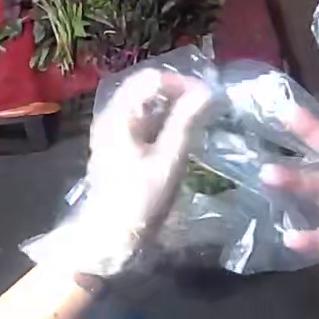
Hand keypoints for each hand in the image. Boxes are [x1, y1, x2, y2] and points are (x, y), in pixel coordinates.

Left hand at [26, 67, 213, 276]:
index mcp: (118, 115)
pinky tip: (179, 131)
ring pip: (143, 102)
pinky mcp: (116, 146)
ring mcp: (111, 131)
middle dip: (177, 89)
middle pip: (145, 86)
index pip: (152, 78)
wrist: (108, 239)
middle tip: (206, 102)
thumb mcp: (168, 161)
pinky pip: (140, 119)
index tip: (209, 97)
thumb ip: (187, 122)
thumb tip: (209, 91)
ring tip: (198, 114)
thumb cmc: (138, 201)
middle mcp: (110, 115)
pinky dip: (161, 118)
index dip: (183, 82)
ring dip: (170, 103)